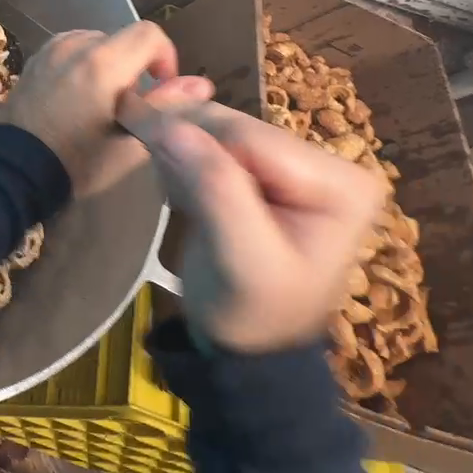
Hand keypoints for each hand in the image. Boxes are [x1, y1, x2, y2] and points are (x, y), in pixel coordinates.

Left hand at [0, 22, 213, 197]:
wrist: (13, 169)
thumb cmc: (77, 161)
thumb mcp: (128, 141)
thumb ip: (165, 105)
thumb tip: (201, 84)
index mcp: (101, 62)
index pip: (149, 33)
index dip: (165, 57)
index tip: (162, 87)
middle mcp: (74, 45)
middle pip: (121, 38)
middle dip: (135, 64)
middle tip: (132, 104)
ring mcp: (49, 50)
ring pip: (95, 42)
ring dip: (108, 63)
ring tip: (104, 102)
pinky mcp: (34, 60)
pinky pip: (70, 50)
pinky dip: (83, 64)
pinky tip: (78, 98)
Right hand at [120, 100, 385, 353]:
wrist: (246, 348)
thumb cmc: (252, 313)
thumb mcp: (240, 259)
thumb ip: (215, 189)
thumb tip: (170, 126)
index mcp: (341, 182)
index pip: (248, 135)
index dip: (188, 130)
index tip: (131, 127)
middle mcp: (326, 162)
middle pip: (232, 125)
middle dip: (179, 132)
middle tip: (135, 145)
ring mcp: (297, 165)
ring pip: (216, 127)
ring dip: (175, 143)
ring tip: (163, 185)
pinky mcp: (267, 171)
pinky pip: (212, 141)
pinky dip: (181, 153)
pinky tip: (175, 185)